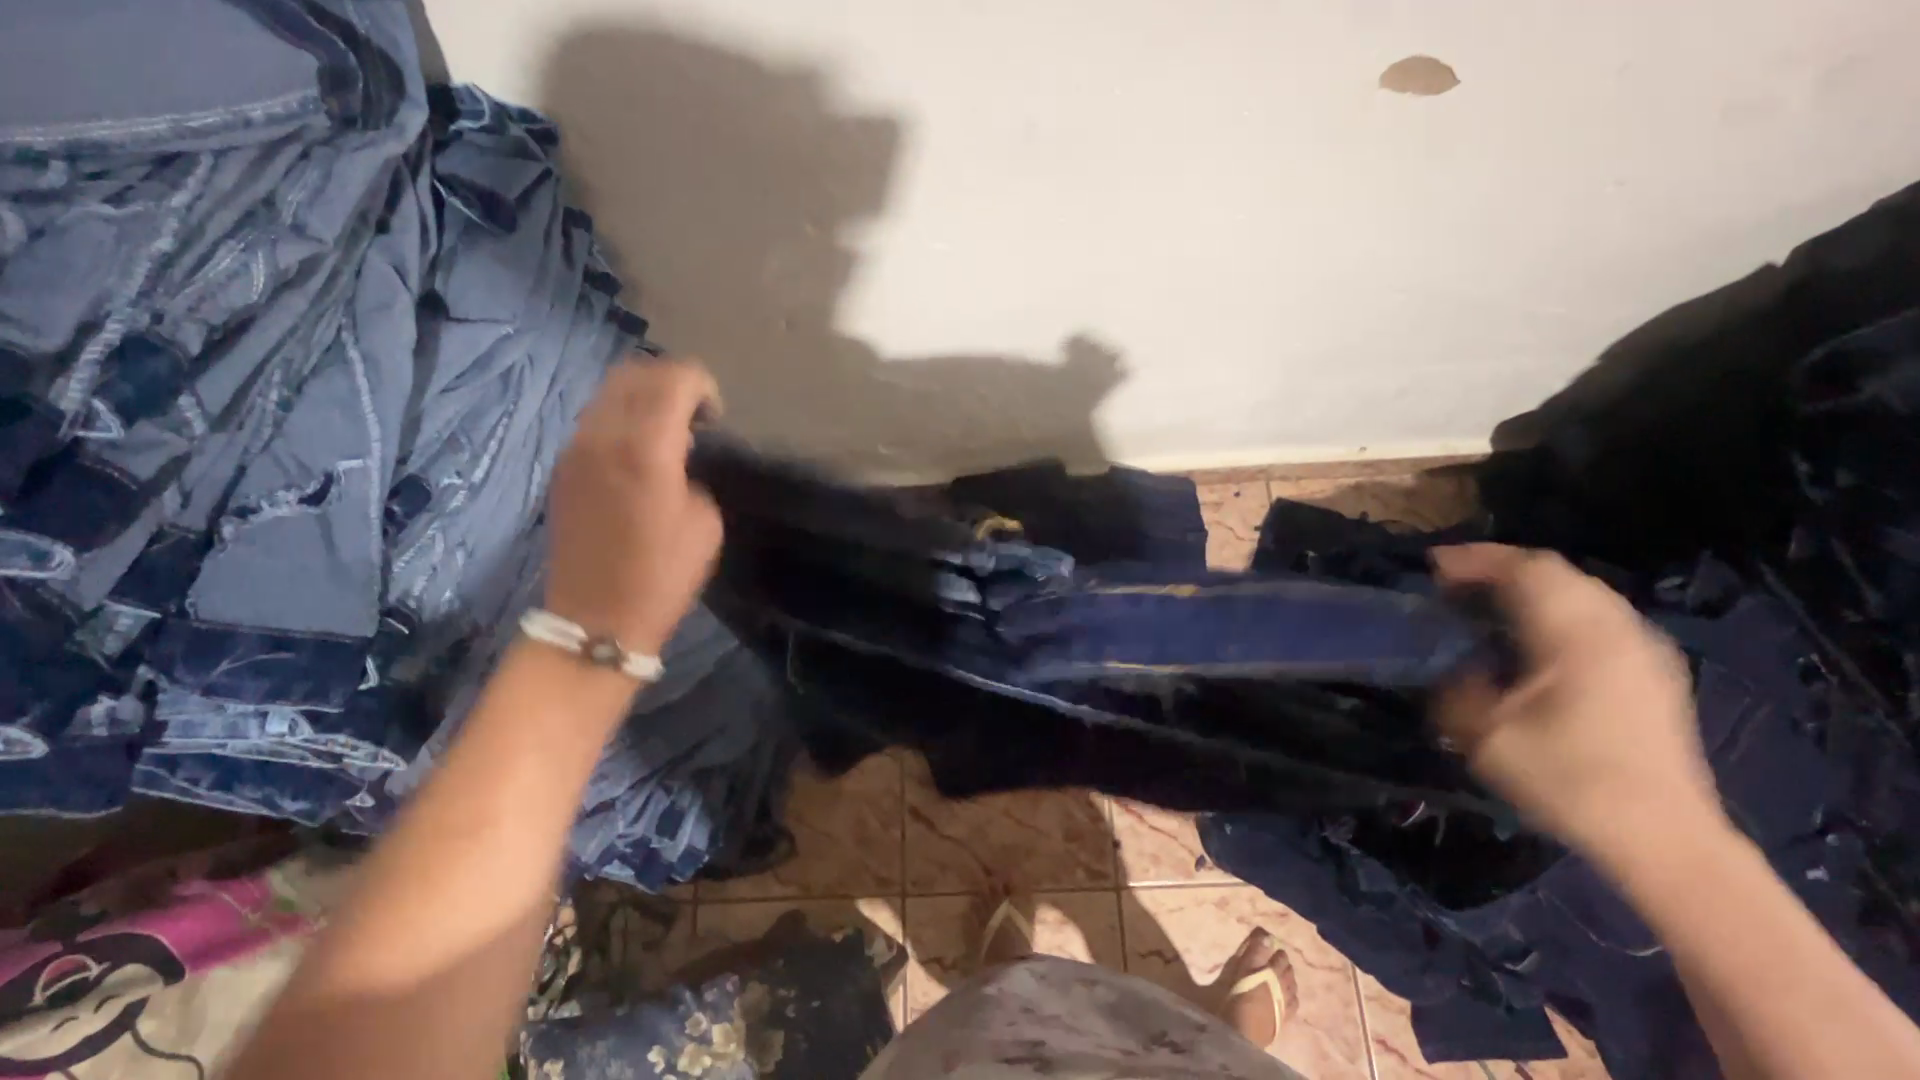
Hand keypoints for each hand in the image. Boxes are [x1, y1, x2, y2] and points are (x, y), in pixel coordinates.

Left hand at [543, 358, 722, 656]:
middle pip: (636, 373)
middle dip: (671, 382)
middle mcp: (603, 435)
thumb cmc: (661, 576)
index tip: (716, 418)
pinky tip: (639, 454)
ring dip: (643, 398)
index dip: (704, 387)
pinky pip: (594, 419)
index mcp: (645, 447)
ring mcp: (576, 448)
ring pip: (609, 392)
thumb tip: (679, 456)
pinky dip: (622, 418)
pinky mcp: (563, 467)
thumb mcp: (705, 523)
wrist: (595, 620)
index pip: (674, 379)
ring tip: (667, 434)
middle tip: (695, 416)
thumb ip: (695, 473)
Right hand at [1430, 544, 1723, 859]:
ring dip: (1530, 589)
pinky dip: (1557, 610)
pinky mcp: (1653, 671)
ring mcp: (1643, 648)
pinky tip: (1534, 641)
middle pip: (1555, 573)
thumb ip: (1457, 689)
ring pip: (1581, 592)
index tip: (1431, 566)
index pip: (1524, 569)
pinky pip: (1598, 616)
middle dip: (1500, 569)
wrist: (1665, 839)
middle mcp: (1616, 627)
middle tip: (1453, 584)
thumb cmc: (1572, 783)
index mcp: (1576, 634)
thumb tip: (1449, 665)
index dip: (1474, 559)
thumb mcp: (1488, 739)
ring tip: (1487, 606)